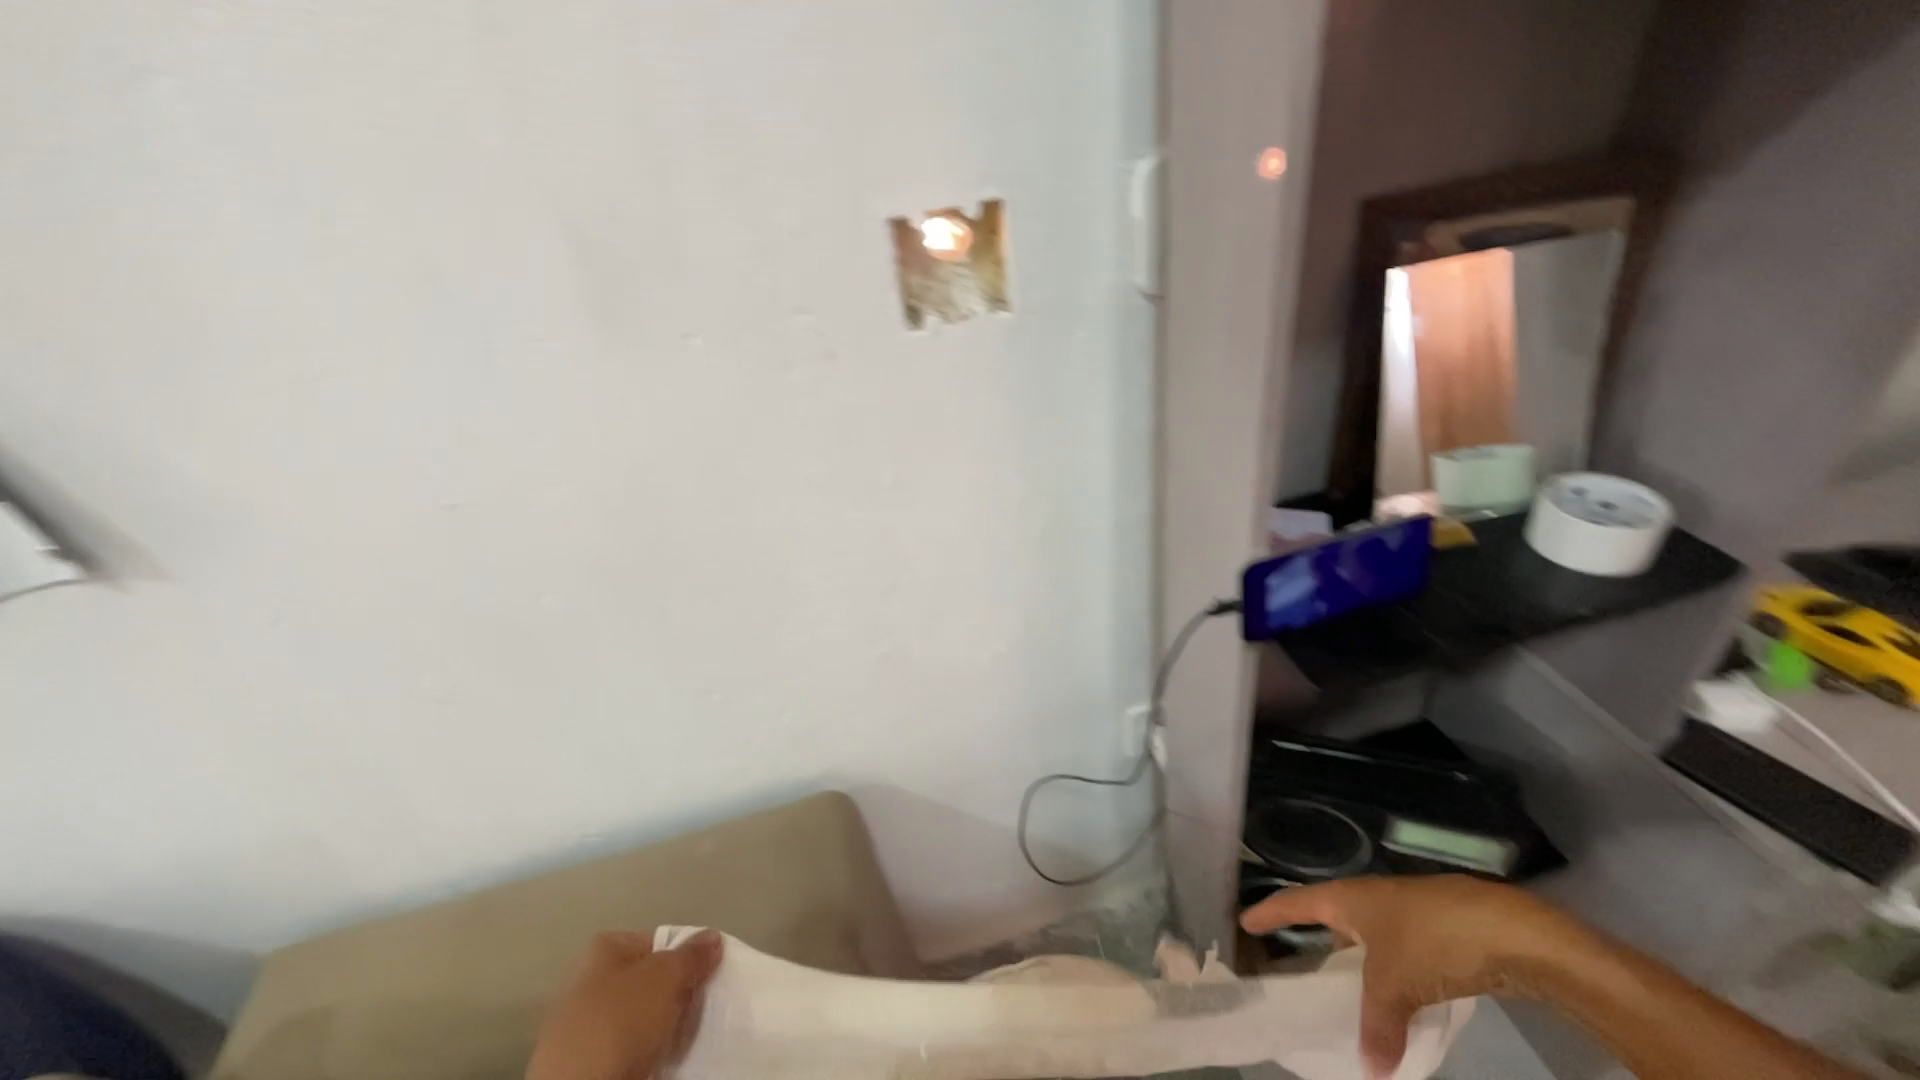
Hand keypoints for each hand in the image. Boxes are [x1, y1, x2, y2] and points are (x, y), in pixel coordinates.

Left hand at [526, 929, 723, 1079]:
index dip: (685, 956)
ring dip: (662, 1027)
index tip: (704, 976)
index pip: (657, 941)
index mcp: (602, 950)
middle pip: (648, 981)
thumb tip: (711, 937)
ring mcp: (583, 1025)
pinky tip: (662, 1059)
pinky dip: (647, 1052)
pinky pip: (629, 1048)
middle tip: (696, 1009)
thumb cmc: (621, 1020)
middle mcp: (588, 981)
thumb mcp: (667, 977)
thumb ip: (692, 956)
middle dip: (675, 995)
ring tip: (681, 1040)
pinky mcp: (585, 1062)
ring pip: (640, 1018)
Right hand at [1241, 876, 1580, 1076]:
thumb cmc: (1434, 940)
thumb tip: (1369, 1070)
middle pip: (1336, 917)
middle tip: (1299, 964)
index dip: (1271, 912)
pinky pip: (1404, 954)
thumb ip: (1377, 1026)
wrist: (1514, 932)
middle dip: (1320, 939)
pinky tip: (1403, 1001)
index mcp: (1350, 898)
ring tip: (1349, 992)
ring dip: (1361, 963)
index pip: (1297, 902)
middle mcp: (1375, 899)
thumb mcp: (1395, 986)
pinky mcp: (1444, 931)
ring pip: (1374, 938)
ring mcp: (1411, 913)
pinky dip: (1394, 975)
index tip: (1246, 921)